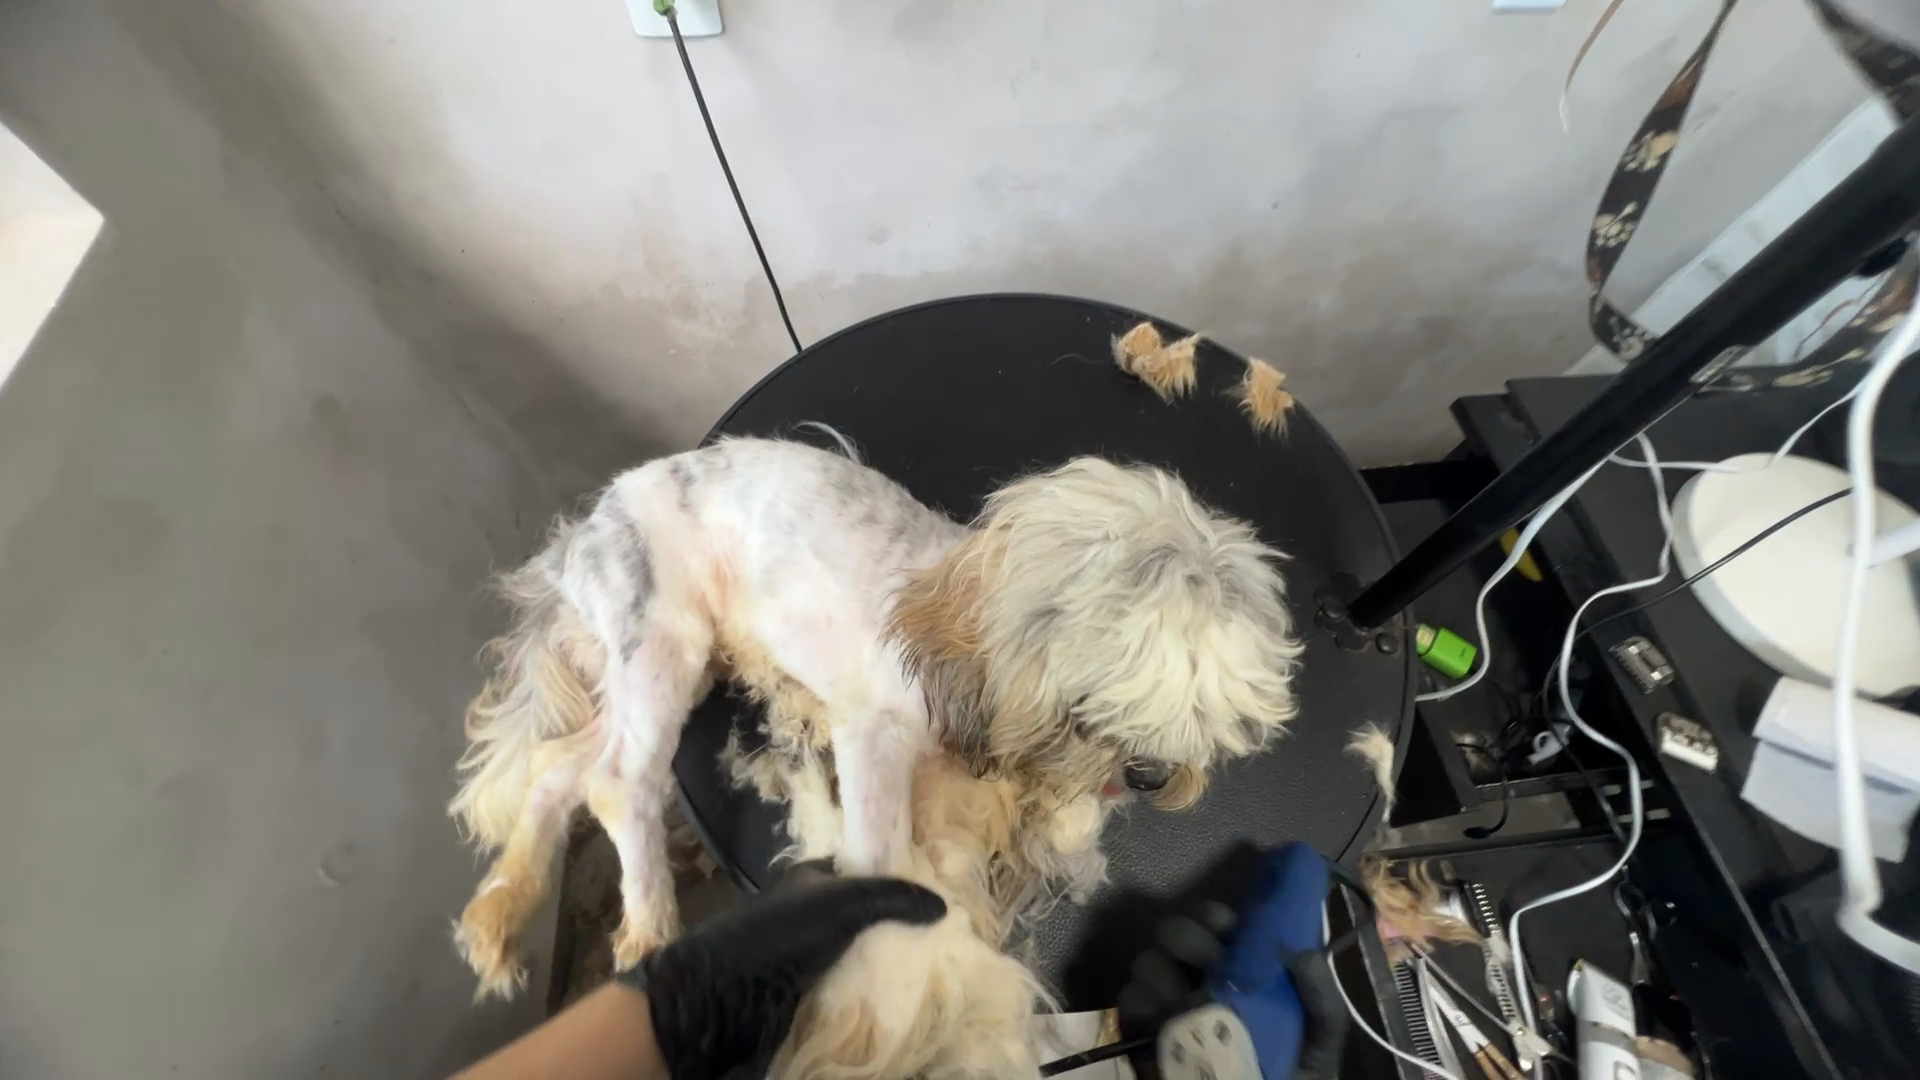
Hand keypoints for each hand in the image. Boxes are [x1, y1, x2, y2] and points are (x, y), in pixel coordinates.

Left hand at [623, 862, 945, 1078]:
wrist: (720, 999)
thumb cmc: (779, 933)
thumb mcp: (842, 902)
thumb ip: (892, 898)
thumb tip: (941, 906)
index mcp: (812, 880)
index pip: (862, 870)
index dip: (894, 879)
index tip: (931, 895)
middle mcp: (809, 913)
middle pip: (863, 915)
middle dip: (894, 926)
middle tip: (938, 937)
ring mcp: (804, 956)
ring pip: (855, 955)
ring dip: (883, 965)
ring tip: (930, 970)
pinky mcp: (802, 995)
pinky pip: (844, 991)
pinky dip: (867, 996)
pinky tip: (897, 1000)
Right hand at [1118, 843, 1347, 1079]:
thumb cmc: (1288, 1077)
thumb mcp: (1317, 1043)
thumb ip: (1320, 1000)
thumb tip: (1296, 950)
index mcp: (1232, 968)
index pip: (1212, 920)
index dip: (1214, 916)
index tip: (1227, 928)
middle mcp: (1193, 974)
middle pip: (1173, 930)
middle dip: (1188, 938)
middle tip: (1210, 963)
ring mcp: (1163, 999)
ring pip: (1148, 960)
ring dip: (1165, 974)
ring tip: (1187, 1002)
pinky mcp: (1140, 1027)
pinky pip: (1129, 998)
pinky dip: (1144, 1004)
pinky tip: (1166, 1022)